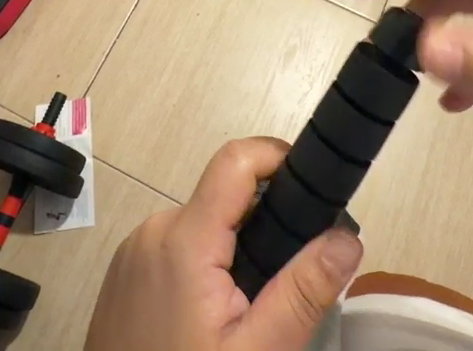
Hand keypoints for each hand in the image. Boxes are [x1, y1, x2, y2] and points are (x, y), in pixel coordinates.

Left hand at [84, 137, 363, 350]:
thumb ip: (302, 291)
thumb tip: (349, 237)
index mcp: (184, 237)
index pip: (235, 160)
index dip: (277, 156)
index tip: (312, 187)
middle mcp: (154, 229)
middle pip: (223, 198)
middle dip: (263, 224)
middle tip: (290, 278)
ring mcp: (133, 252)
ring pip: (201, 225)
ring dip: (233, 249)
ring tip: (251, 310)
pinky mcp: (123, 274)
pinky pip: (175, 247)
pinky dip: (203, 265)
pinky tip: (211, 317)